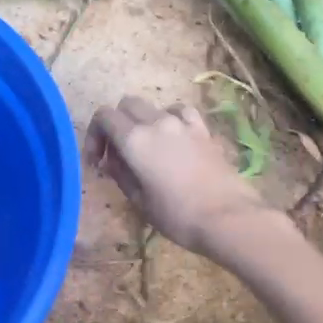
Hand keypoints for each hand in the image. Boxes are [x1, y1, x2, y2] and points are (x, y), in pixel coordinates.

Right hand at [85, 96, 279, 254]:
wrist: (228, 217)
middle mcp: (157, 122)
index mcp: (135, 139)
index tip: (98, 160)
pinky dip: (171, 118)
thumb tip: (113, 161)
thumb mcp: (139, 201)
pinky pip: (181, 112)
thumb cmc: (178, 216)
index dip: (94, 135)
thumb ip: (121, 174)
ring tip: (146, 146)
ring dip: (143, 120)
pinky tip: (174, 136)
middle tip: (117, 154)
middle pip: (127, 105)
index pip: (104, 117)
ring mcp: (183, 123)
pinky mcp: (203, 131)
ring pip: (153, 106)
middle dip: (116, 124)